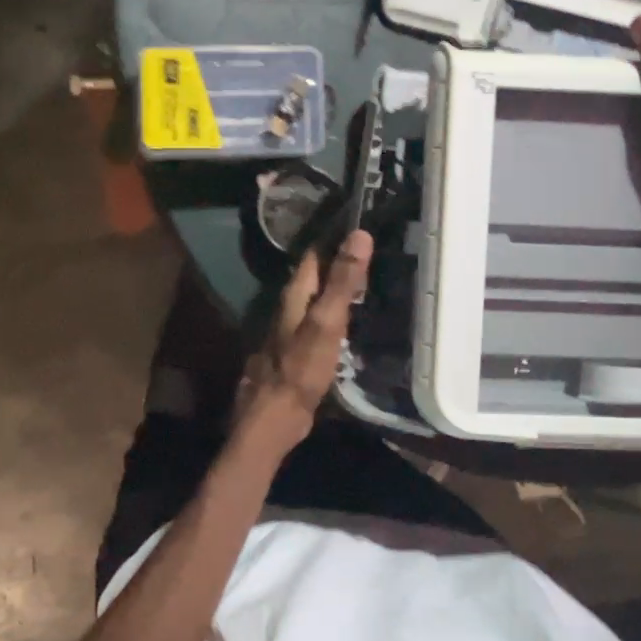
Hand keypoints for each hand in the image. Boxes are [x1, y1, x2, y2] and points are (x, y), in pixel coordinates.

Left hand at [234, 230, 372, 450]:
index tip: (356, 223)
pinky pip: (315, 329)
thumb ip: (342, 282)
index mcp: (292, 298)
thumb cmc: (300, 369)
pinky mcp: (295, 358)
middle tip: (366, 251)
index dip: (332, 239)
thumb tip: (358, 234)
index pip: (312, 257)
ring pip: (311, 305)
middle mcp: (286, 312)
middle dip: (334, 265)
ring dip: (332, 294)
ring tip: (360, 284)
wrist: (274, 418)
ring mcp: (288, 336)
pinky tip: (344, 327)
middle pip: (311, 281)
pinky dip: (331, 321)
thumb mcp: (326, 322)